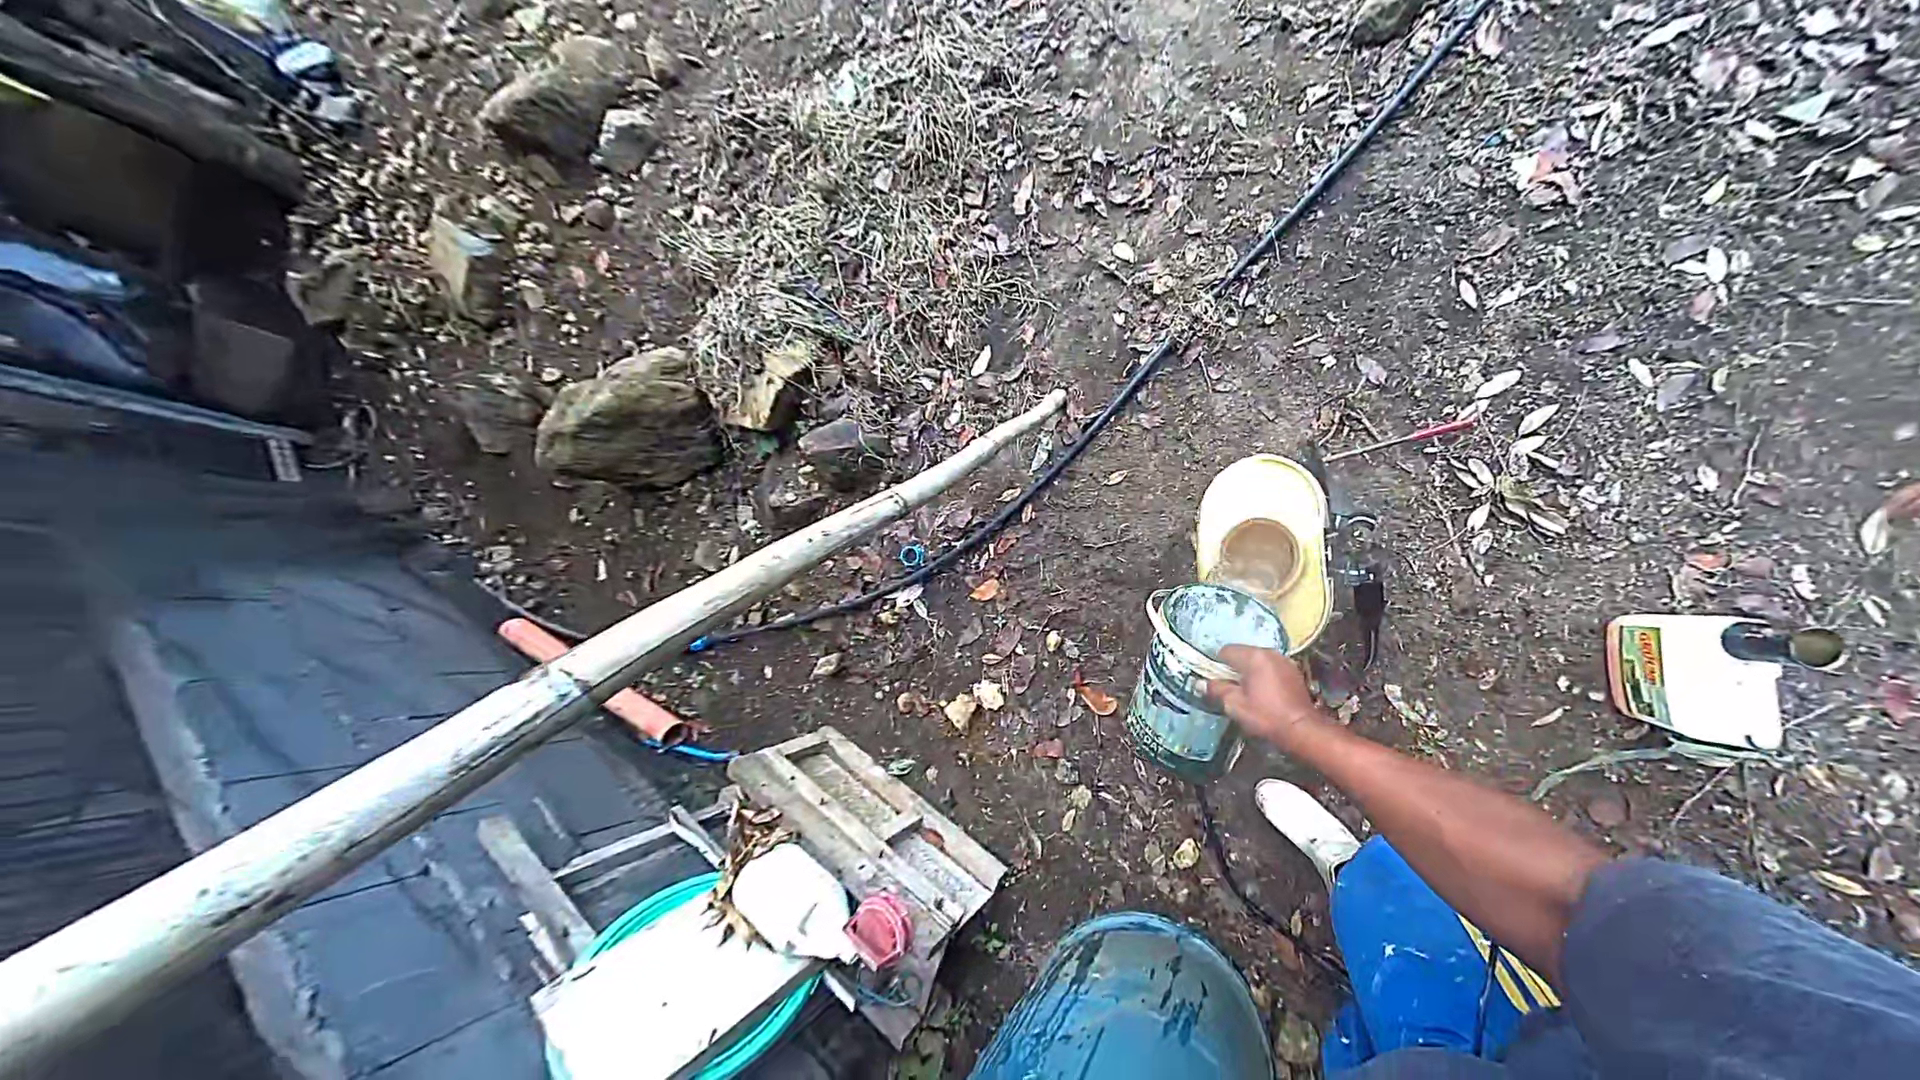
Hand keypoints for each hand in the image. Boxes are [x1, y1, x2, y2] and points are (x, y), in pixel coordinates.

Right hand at [1206, 645, 1325, 749]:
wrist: (1302, 730)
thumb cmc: (1266, 716)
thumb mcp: (1234, 704)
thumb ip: (1217, 689)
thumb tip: (1203, 683)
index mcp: (1253, 657)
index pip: (1225, 651)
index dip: (1217, 666)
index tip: (1219, 682)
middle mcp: (1270, 653)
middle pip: (1242, 653)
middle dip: (1235, 668)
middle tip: (1234, 689)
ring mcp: (1284, 661)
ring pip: (1257, 660)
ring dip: (1250, 671)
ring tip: (1251, 692)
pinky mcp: (1294, 671)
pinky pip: (1271, 667)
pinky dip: (1265, 675)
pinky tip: (1266, 693)